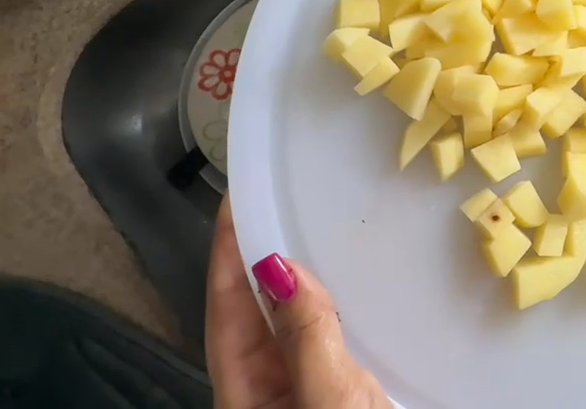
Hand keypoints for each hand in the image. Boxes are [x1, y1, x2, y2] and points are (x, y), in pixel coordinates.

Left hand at [206, 197, 389, 408]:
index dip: (228, 256)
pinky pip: (330, 334)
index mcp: (244, 399)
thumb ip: (306, 337)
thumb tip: (281, 267)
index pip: (227, 316)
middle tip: (280, 196)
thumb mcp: (330, 400)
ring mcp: (306, 393)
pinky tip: (357, 275)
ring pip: (295, 323)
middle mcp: (268, 393)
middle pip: (255, 316)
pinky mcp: (344, 392)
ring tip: (316, 221)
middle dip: (263, 258)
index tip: (233, 200)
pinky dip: (336, 299)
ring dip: (304, 275)